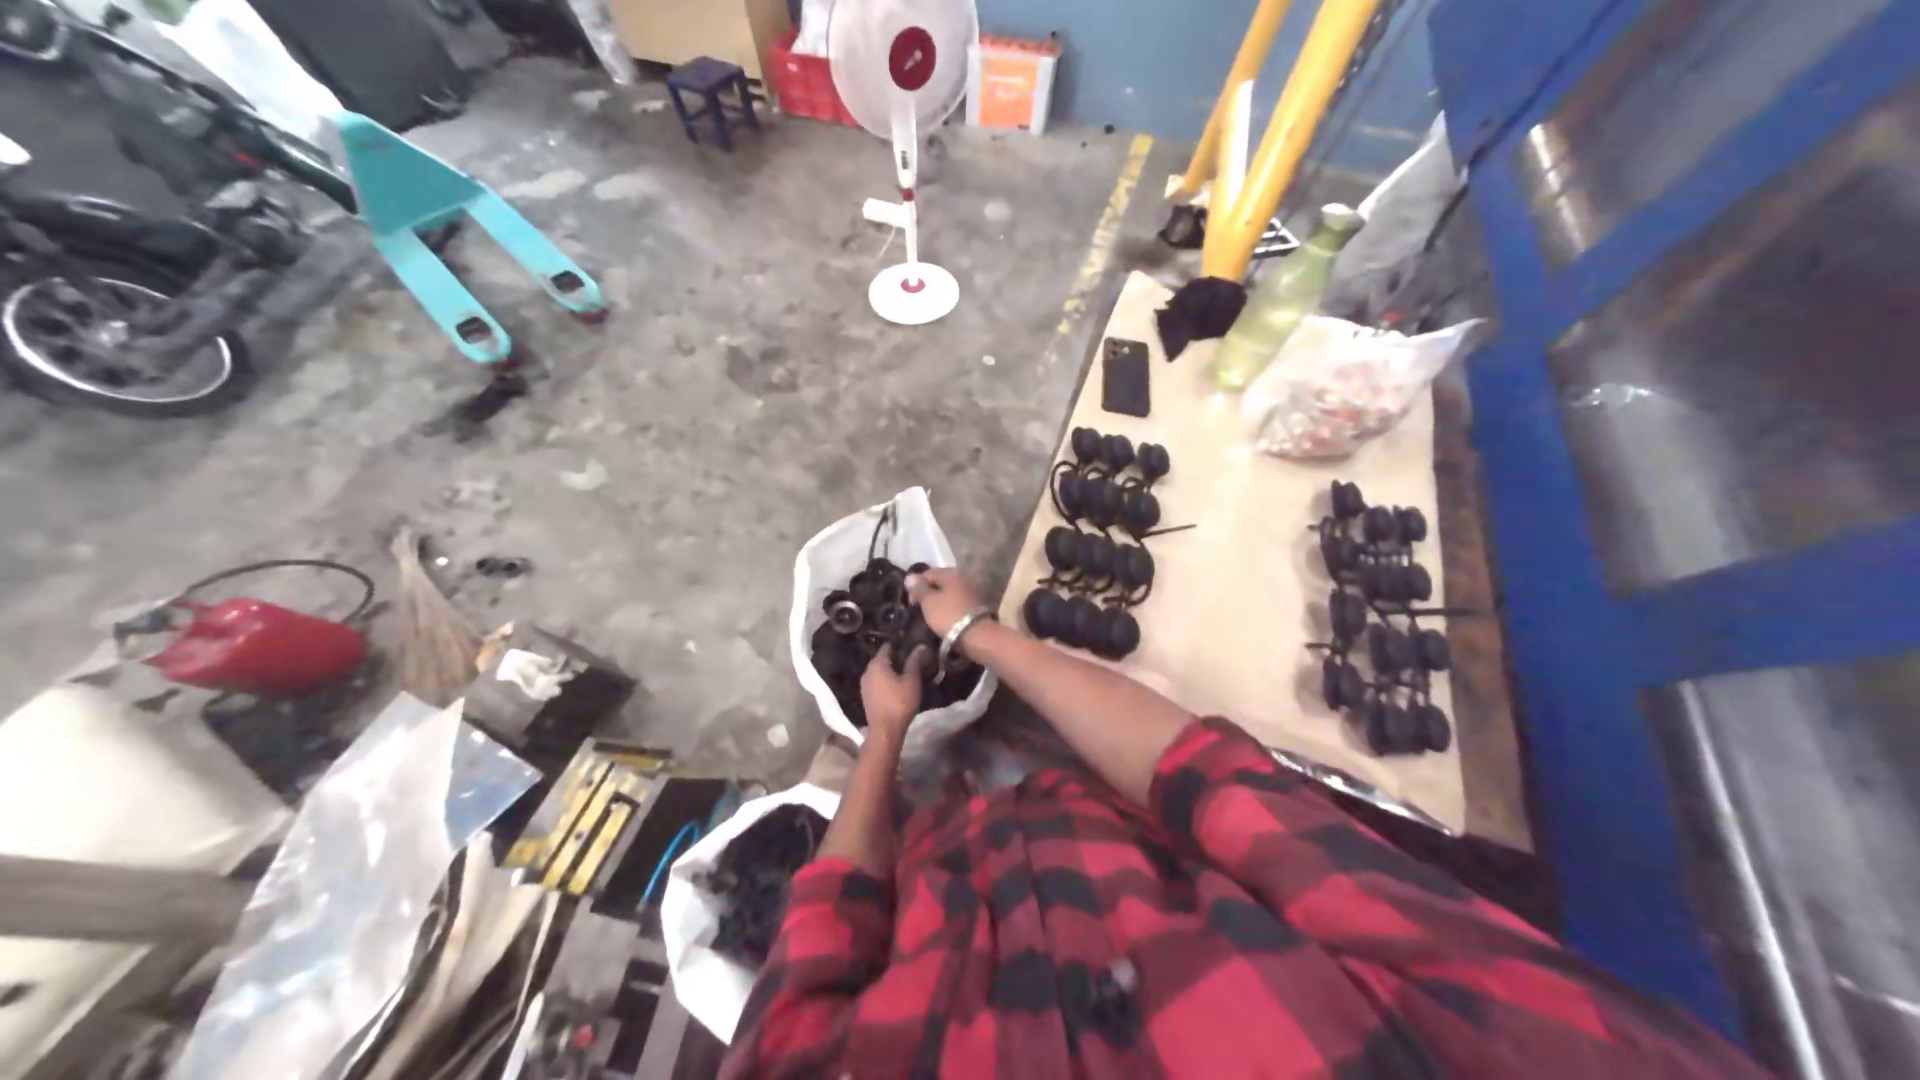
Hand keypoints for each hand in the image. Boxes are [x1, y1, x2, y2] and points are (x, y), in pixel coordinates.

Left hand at [860, 643, 928, 743]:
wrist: (885, 730)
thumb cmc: (899, 702)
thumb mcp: (911, 680)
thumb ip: (915, 661)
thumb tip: (920, 646)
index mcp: (877, 664)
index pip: (888, 646)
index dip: (900, 644)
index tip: (912, 645)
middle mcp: (867, 671)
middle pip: (883, 659)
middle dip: (897, 658)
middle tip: (913, 659)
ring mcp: (864, 684)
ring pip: (880, 671)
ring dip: (892, 671)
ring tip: (907, 673)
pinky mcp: (866, 696)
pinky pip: (877, 682)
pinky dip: (886, 681)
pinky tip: (897, 686)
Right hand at [905, 566, 981, 637]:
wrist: (975, 634)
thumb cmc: (948, 615)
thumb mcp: (929, 601)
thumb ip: (919, 588)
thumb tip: (910, 576)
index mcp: (950, 573)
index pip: (927, 573)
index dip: (916, 586)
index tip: (912, 602)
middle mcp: (961, 577)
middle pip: (938, 582)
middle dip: (928, 593)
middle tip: (919, 608)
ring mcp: (969, 591)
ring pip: (947, 592)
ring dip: (938, 601)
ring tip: (930, 614)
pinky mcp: (973, 604)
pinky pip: (954, 602)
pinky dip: (947, 607)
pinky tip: (942, 617)